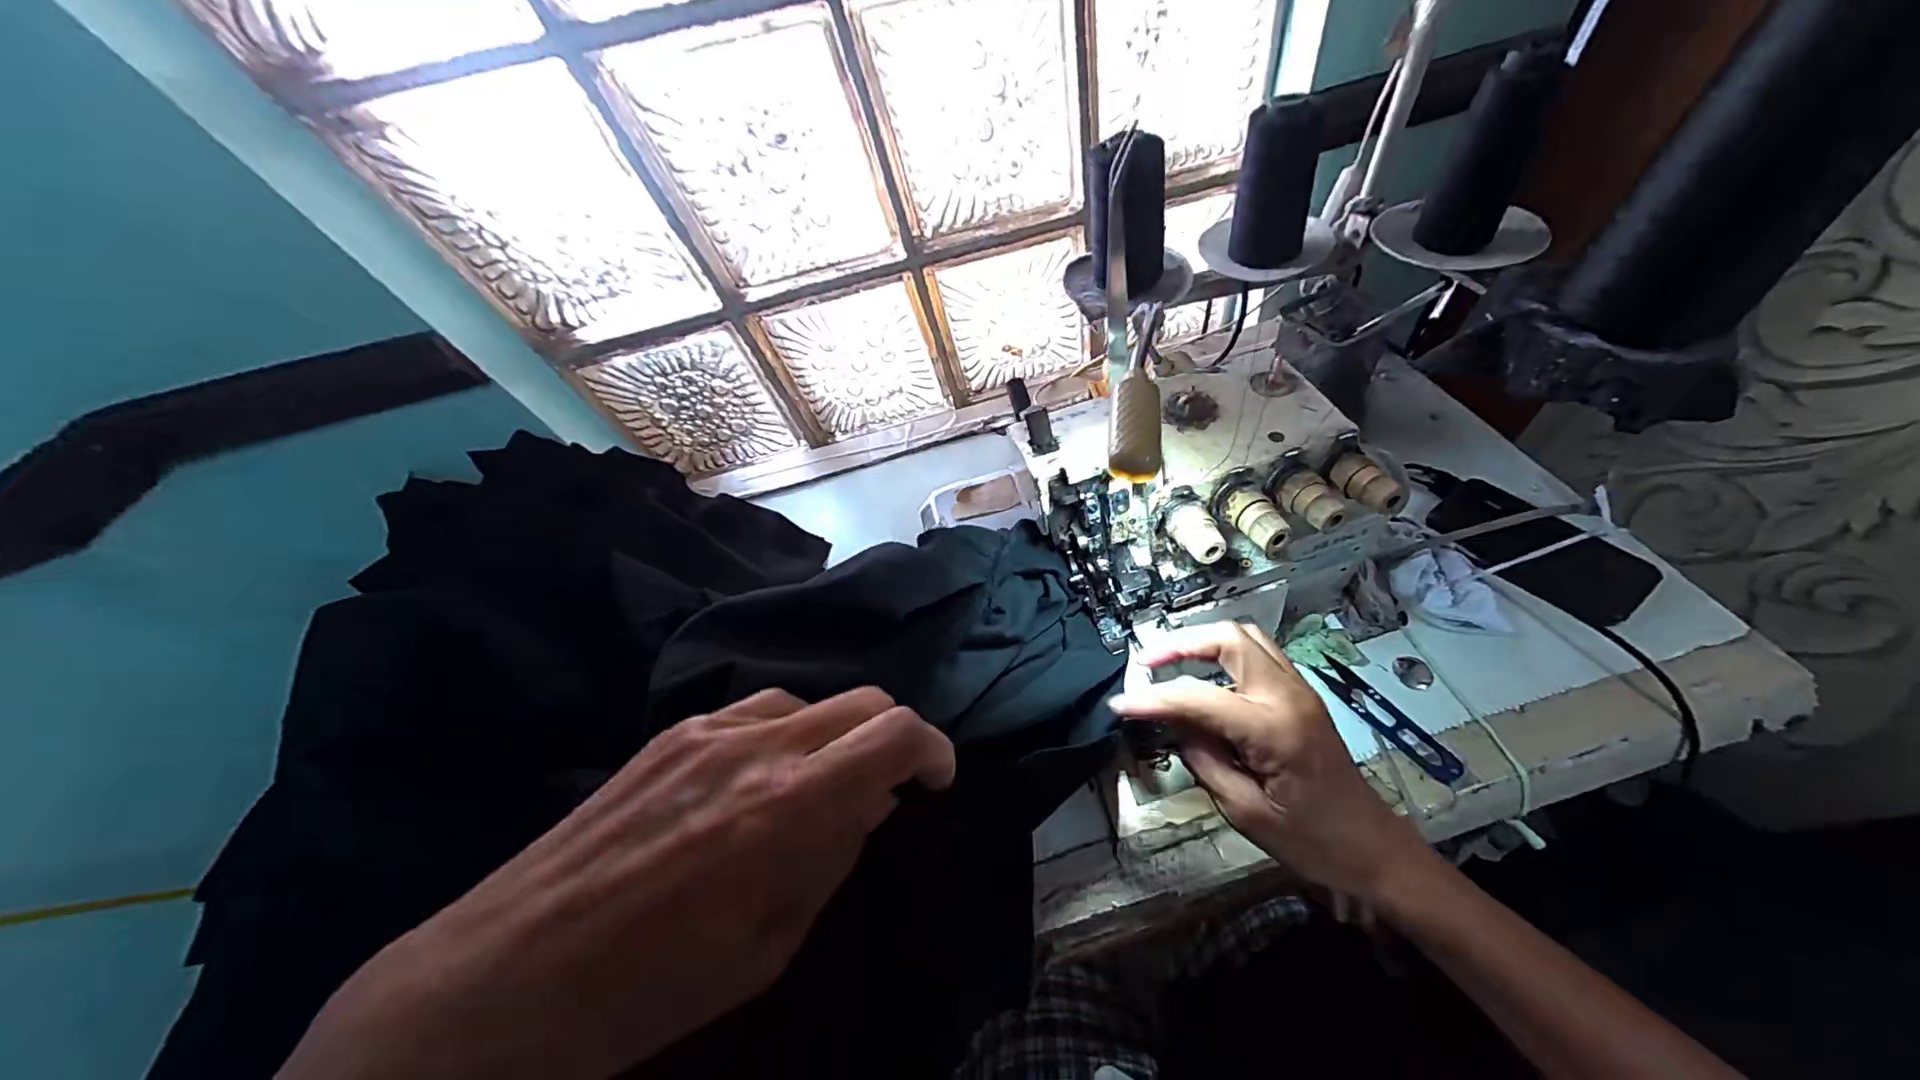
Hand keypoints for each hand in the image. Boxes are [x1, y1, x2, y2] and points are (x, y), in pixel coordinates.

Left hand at [278, 687, 954, 1079]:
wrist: (496, 981)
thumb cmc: (644, 993)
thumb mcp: (767, 948)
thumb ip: (831, 858)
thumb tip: (873, 801)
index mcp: (785, 808)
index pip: (892, 735)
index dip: (933, 748)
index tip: (937, 778)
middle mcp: (753, 748)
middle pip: (860, 700)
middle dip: (893, 734)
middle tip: (890, 783)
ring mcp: (705, 733)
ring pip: (808, 700)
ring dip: (837, 733)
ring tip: (824, 784)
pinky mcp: (669, 735)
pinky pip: (755, 711)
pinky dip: (787, 733)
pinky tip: (765, 776)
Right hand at [1109, 622, 1429, 900]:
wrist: (1375, 849)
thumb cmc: (1314, 842)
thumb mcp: (1246, 812)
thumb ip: (1203, 760)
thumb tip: (1174, 725)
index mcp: (1274, 730)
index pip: (1198, 697)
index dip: (1153, 698)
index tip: (1121, 703)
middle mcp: (1288, 696)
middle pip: (1227, 639)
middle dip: (1179, 644)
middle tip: (1146, 664)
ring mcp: (1300, 690)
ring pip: (1245, 636)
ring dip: (1203, 642)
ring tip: (1169, 663)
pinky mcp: (1302, 695)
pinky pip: (1258, 653)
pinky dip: (1223, 652)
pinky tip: (1204, 675)